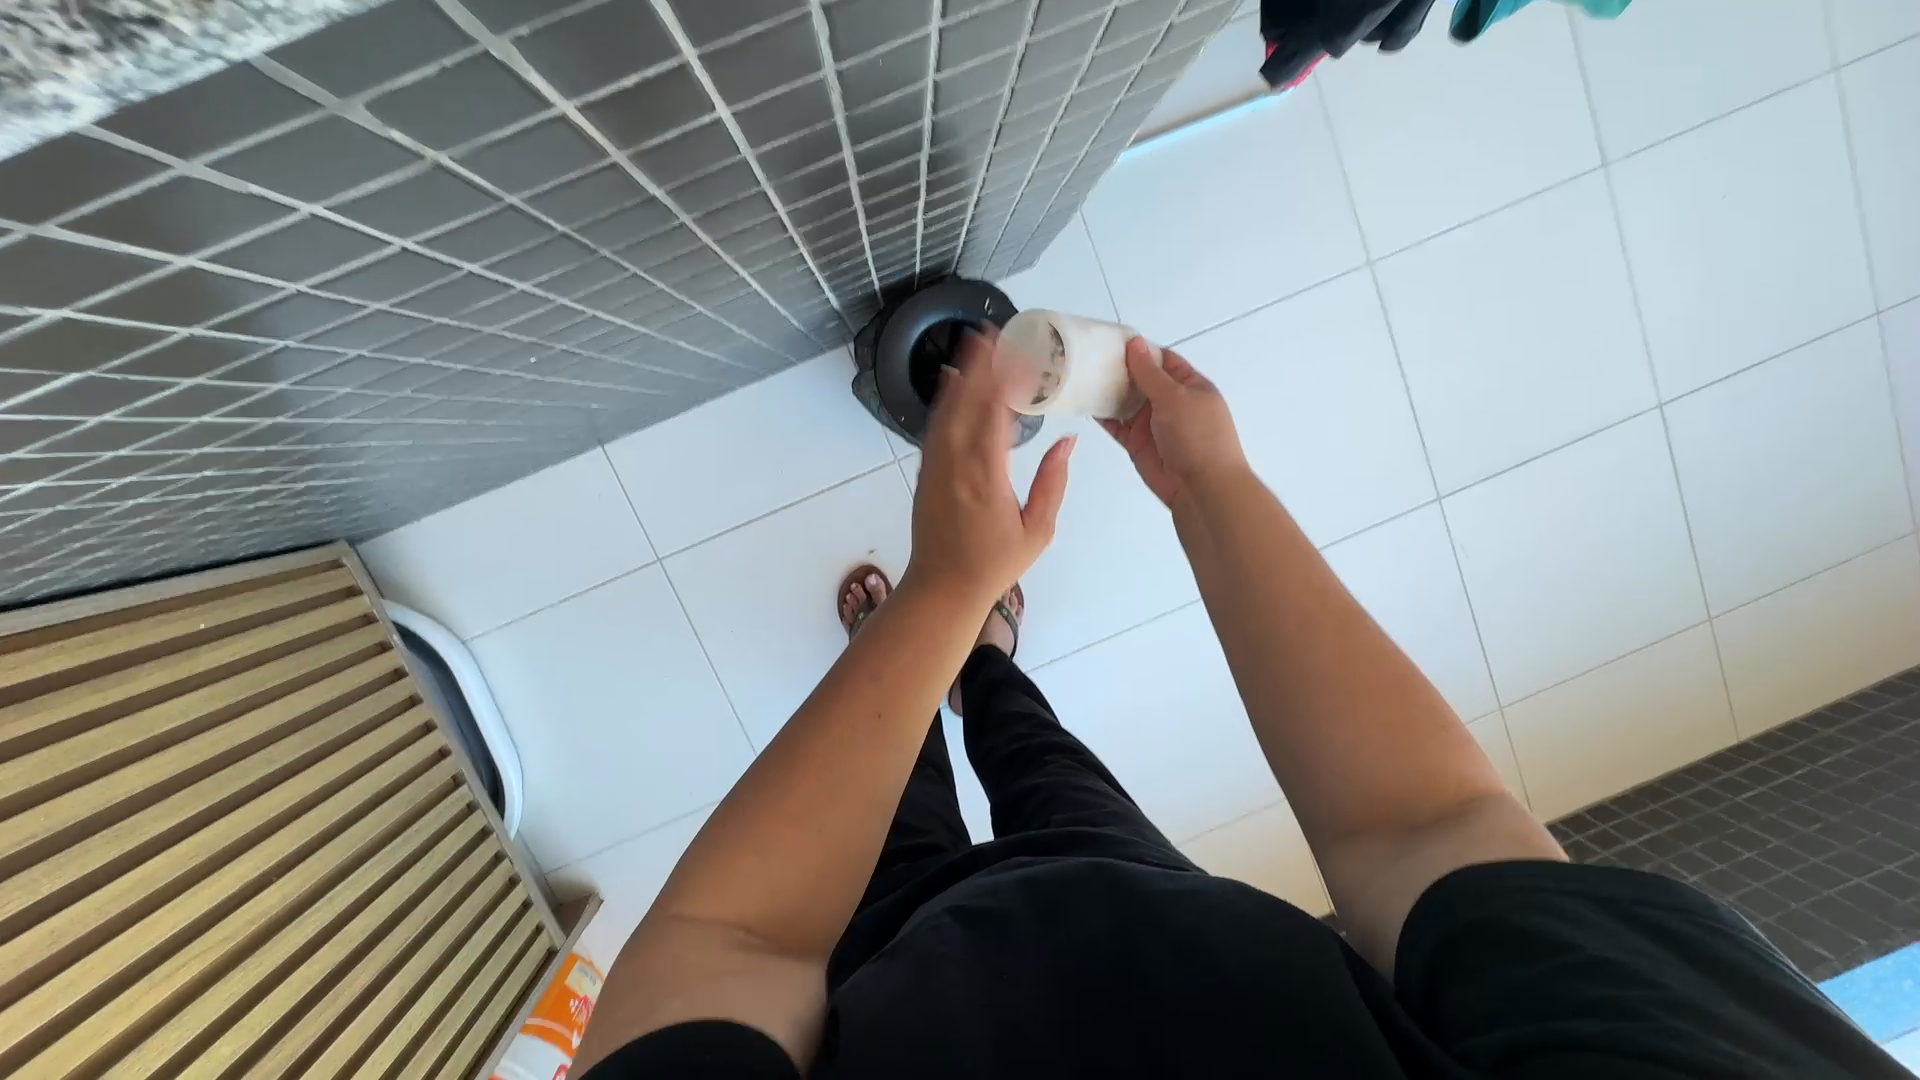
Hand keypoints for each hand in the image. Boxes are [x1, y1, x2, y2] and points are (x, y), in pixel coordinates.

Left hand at [908, 329, 1073, 602]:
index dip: (1005, 379)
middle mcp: (956, 465)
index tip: (1019, 353)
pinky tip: (953, 384)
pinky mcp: (926, 473)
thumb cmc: (993, 565)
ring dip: (960, 376)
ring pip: (946, 411)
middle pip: (966, 403)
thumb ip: (1053, 483)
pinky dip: (945, 401)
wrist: (942, 588)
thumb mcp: (1037, 531)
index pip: (995, 415)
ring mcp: (936, 467)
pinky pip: (935, 428)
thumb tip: (1068, 442)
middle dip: (980, 365)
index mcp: (986, 477)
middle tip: (993, 333)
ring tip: (973, 345)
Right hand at [1100, 338, 1247, 508]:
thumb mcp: (1175, 397)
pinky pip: (1117, 425)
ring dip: (1107, 391)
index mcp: (1189, 385)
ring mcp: (1153, 424)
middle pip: (1141, 380)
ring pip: (1126, 402)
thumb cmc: (1198, 437)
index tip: (1112, 340)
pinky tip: (1085, 404)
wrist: (1201, 487)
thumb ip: (1149, 372)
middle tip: (1089, 356)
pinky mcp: (1137, 444)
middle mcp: (1171, 402)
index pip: (1162, 360)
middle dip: (1118, 369)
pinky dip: (1103, 416)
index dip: (1140, 349)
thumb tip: (1134, 343)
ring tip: (1081, 376)